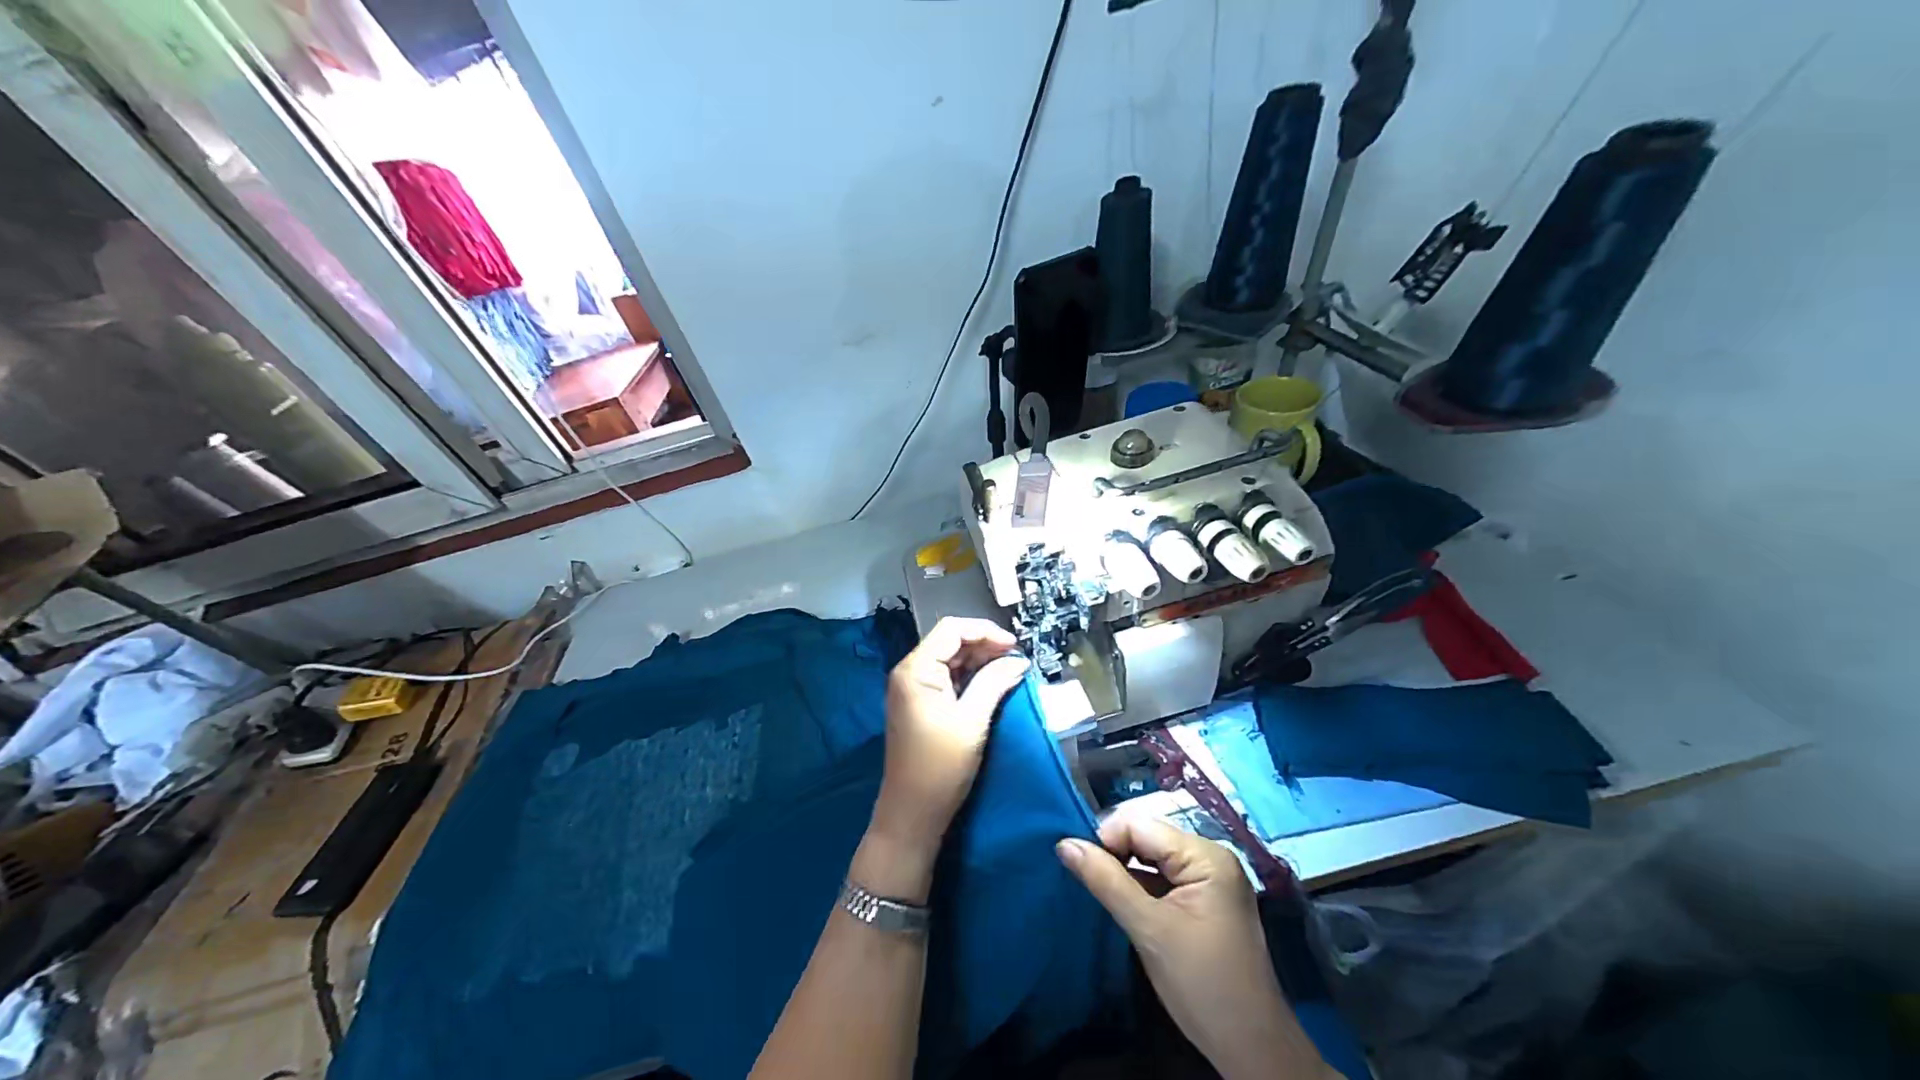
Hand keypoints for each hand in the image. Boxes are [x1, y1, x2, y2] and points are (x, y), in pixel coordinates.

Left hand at [866, 618, 1028, 881]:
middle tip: (1016, 659)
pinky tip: (991, 683)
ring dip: (978, 660)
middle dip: (983, 645)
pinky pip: (945, 678)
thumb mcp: (972, 721)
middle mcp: (908, 672)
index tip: (1014, 646)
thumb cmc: (941, 766)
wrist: (912, 813)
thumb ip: (994, 683)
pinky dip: (968, 676)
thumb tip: (1018, 662)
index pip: (951, 630)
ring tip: (1009, 669)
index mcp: (915, 669)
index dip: (985, 631)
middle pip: (949, 642)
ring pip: (949, 659)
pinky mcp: (919, 705)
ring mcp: (912, 689)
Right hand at [1057, 816, 1333, 1079]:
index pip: (1140, 825)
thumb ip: (1106, 881)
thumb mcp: (1148, 929)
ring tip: (1101, 892)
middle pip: (1146, 837)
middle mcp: (1210, 857)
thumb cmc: (1202, 985)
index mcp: (1205, 856)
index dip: (1105, 840)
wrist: (1251, 1047)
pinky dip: (1140, 886)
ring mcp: (1210, 879)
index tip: (1080, 867)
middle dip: (1114, 854)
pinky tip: (1124, 903)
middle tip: (1088, 883)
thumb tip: (1064, 844)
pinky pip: (1163, 877)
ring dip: (1125, 871)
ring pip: (1152, 857)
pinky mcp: (1205, 899)